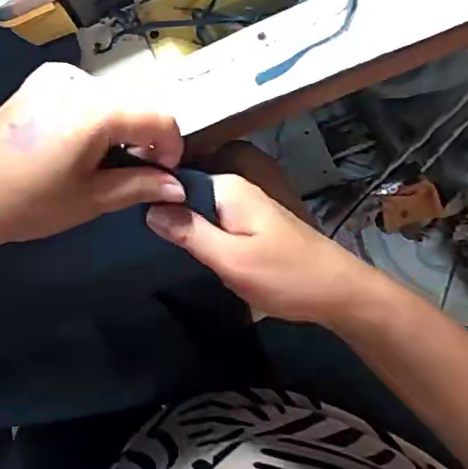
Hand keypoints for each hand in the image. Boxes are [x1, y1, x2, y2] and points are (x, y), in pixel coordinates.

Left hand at [0, 64, 187, 278]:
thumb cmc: (26, 202)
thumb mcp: (89, 200)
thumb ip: (139, 185)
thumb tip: (177, 187)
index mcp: (95, 108)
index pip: (158, 117)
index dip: (172, 147)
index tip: (167, 175)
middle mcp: (77, 81)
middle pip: (134, 105)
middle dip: (145, 139)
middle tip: (137, 175)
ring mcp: (53, 78)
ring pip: (110, 100)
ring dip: (120, 129)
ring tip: (103, 166)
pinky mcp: (36, 84)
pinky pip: (83, 97)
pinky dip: (94, 120)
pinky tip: (78, 149)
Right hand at [146, 174, 399, 330]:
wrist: (339, 292)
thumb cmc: (285, 276)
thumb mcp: (230, 259)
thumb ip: (189, 232)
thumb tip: (150, 208)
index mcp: (227, 186)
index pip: (174, 176)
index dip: (152, 191)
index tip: (128, 209)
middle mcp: (235, 186)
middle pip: (185, 189)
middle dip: (166, 207)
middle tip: (142, 232)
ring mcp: (246, 203)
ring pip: (199, 205)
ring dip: (184, 223)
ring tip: (159, 242)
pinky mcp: (252, 221)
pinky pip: (213, 217)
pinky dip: (201, 231)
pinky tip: (193, 249)